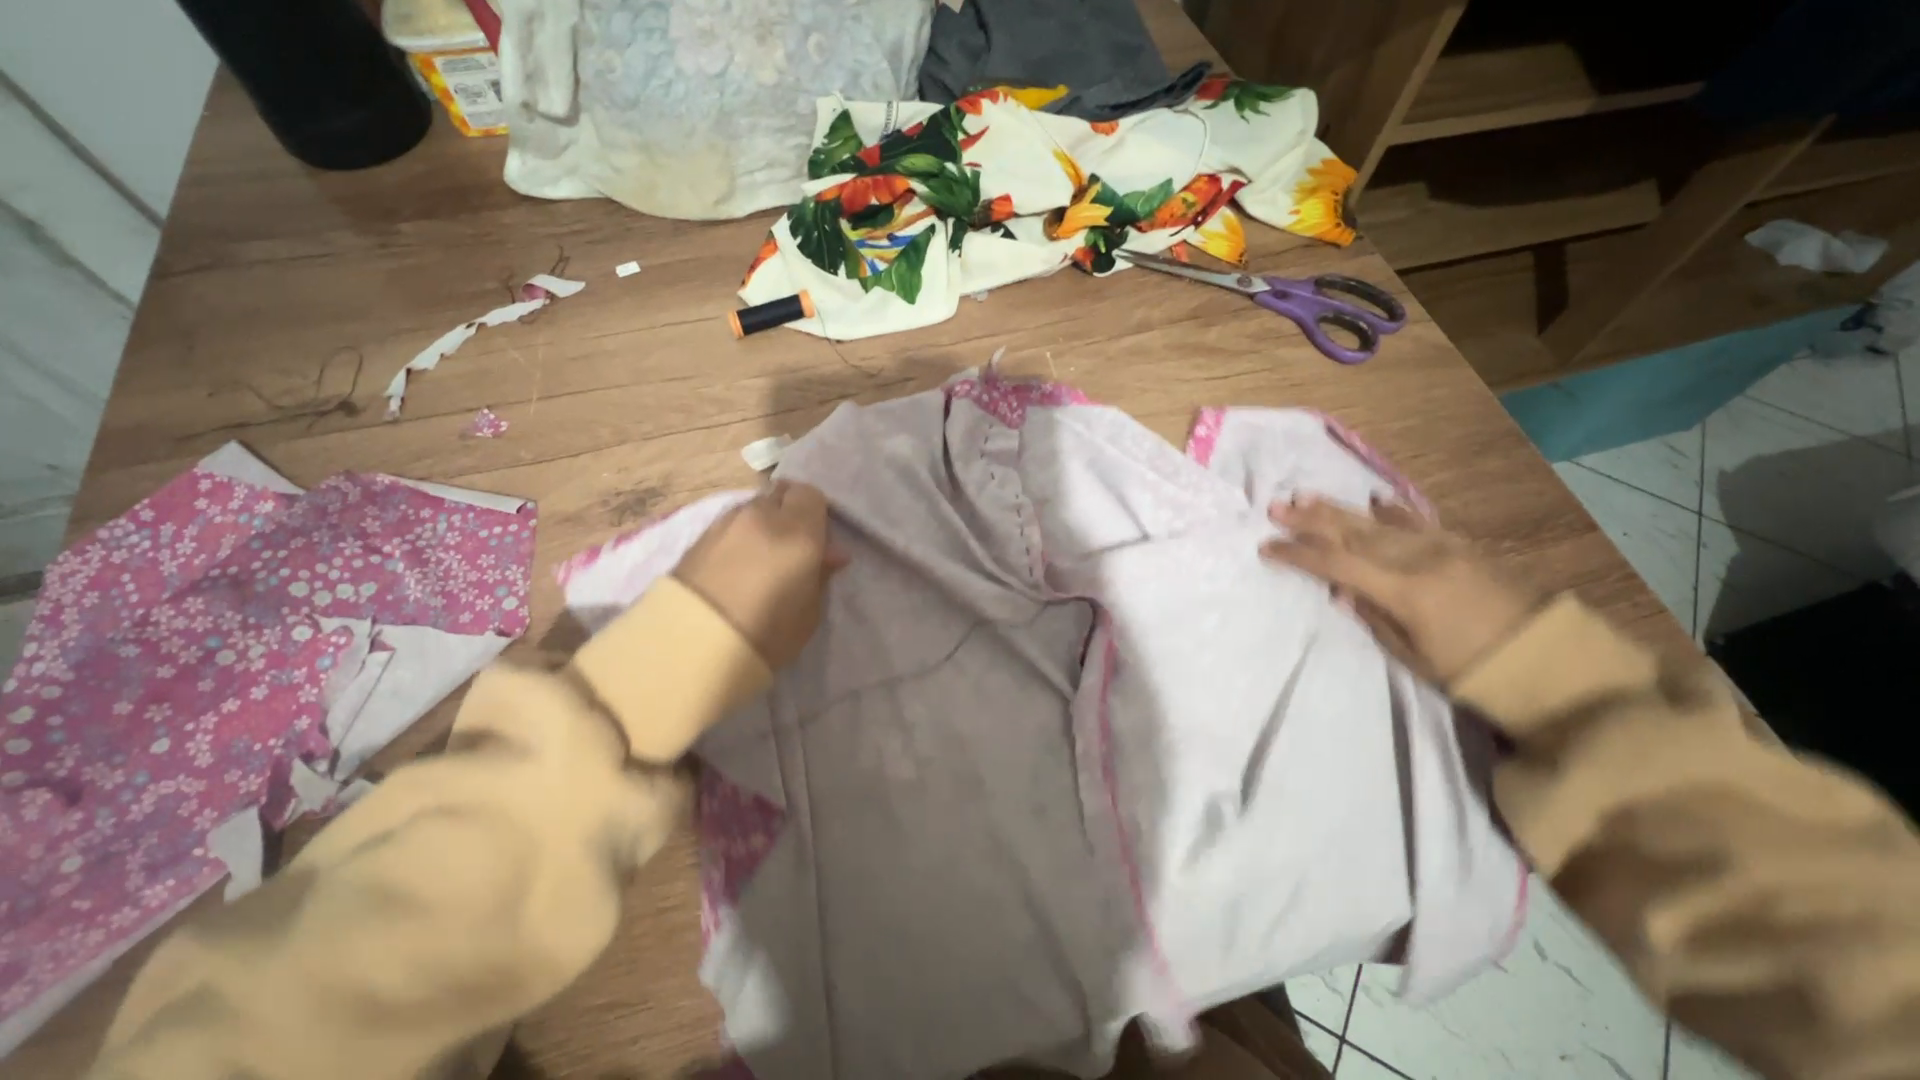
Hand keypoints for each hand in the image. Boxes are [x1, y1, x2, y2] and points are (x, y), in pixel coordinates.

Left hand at [673, 481, 847, 668]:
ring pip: (754, 507)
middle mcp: (762, 515)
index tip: (819, 541)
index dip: (817, 514)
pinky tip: (737, 564)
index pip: (812, 495)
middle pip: (781, 495)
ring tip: (761, 558)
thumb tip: (830, 554)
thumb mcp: (809, 612)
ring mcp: (726, 521)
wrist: (694, 643)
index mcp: (797, 531)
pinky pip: (731, 524)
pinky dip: (740, 535)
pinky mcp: (699, 535)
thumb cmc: (766, 632)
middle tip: (793, 546)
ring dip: (763, 523)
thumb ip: (821, 574)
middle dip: (790, 513)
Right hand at [1260, 496, 1545, 685]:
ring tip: (1308, 498)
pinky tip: (1376, 502)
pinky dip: (1392, 512)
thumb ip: (1375, 620)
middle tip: (1277, 506)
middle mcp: (1419, 558)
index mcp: (1403, 589)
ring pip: (1380, 524)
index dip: (1299, 554)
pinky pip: (1418, 523)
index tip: (1267, 546)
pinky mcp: (1463, 547)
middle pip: (1355, 534)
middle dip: (1312, 520)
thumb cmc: (1476, 671)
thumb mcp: (1416, 657)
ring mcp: (1443, 548)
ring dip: (1341, 511)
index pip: (1337, 564)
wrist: (1551, 658)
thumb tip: (1342, 592)